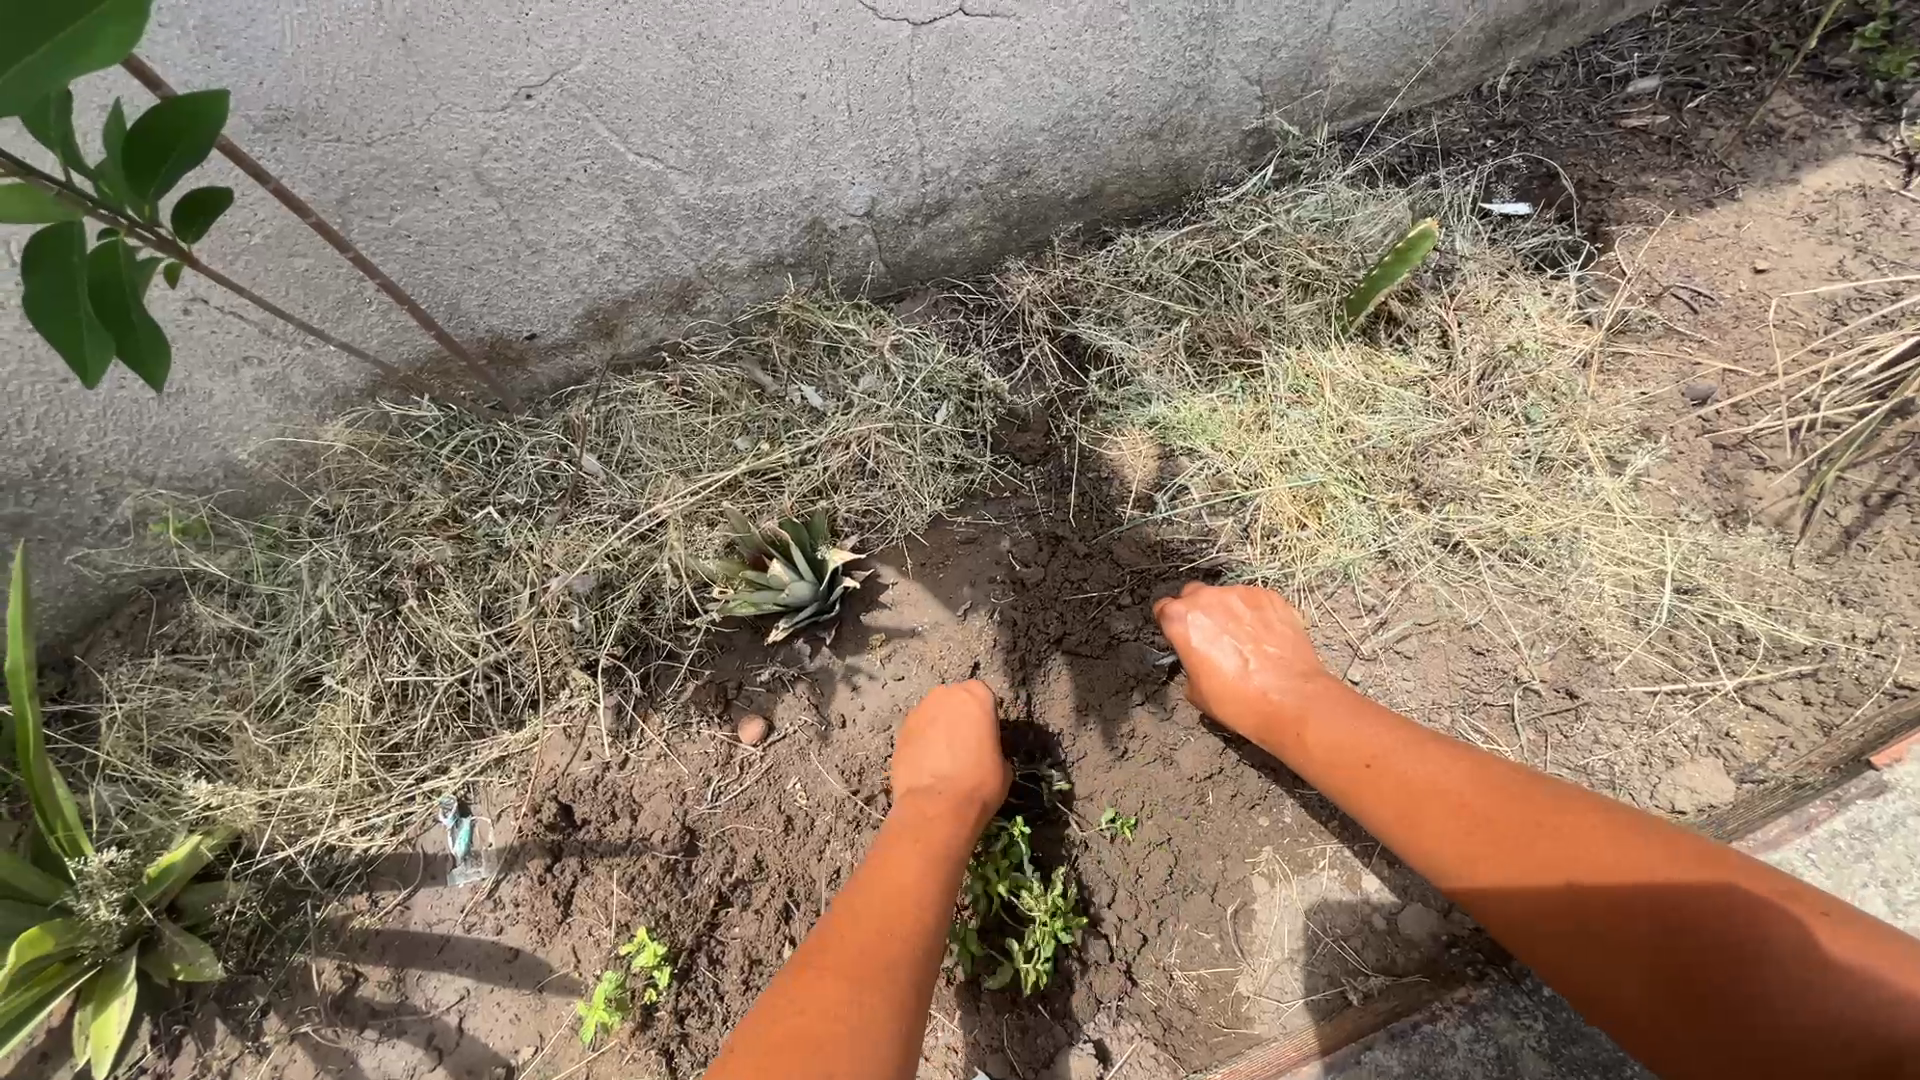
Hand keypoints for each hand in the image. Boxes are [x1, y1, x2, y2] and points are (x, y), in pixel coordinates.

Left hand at [889, 681, 1010, 835]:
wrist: (938, 806)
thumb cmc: (980, 782)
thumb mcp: (1003, 764)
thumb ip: (992, 744)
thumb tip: (983, 750)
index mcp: (976, 695)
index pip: (983, 697)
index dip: (985, 718)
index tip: (986, 737)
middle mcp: (945, 694)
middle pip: (955, 701)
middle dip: (958, 718)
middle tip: (964, 746)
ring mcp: (918, 711)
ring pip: (933, 715)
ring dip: (938, 730)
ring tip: (943, 760)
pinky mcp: (900, 731)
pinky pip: (917, 732)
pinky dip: (921, 744)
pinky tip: (927, 767)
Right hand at [1152, 583, 1342, 736]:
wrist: (1291, 701)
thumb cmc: (1241, 700)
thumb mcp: (1195, 691)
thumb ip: (1189, 662)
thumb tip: (1198, 659)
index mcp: (1180, 619)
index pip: (1163, 608)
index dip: (1171, 622)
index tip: (1179, 633)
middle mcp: (1208, 599)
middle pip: (1193, 595)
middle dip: (1199, 612)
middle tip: (1211, 638)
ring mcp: (1241, 595)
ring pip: (1226, 597)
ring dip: (1229, 613)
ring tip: (1243, 641)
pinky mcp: (1270, 597)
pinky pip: (1255, 601)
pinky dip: (1255, 614)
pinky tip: (1263, 639)